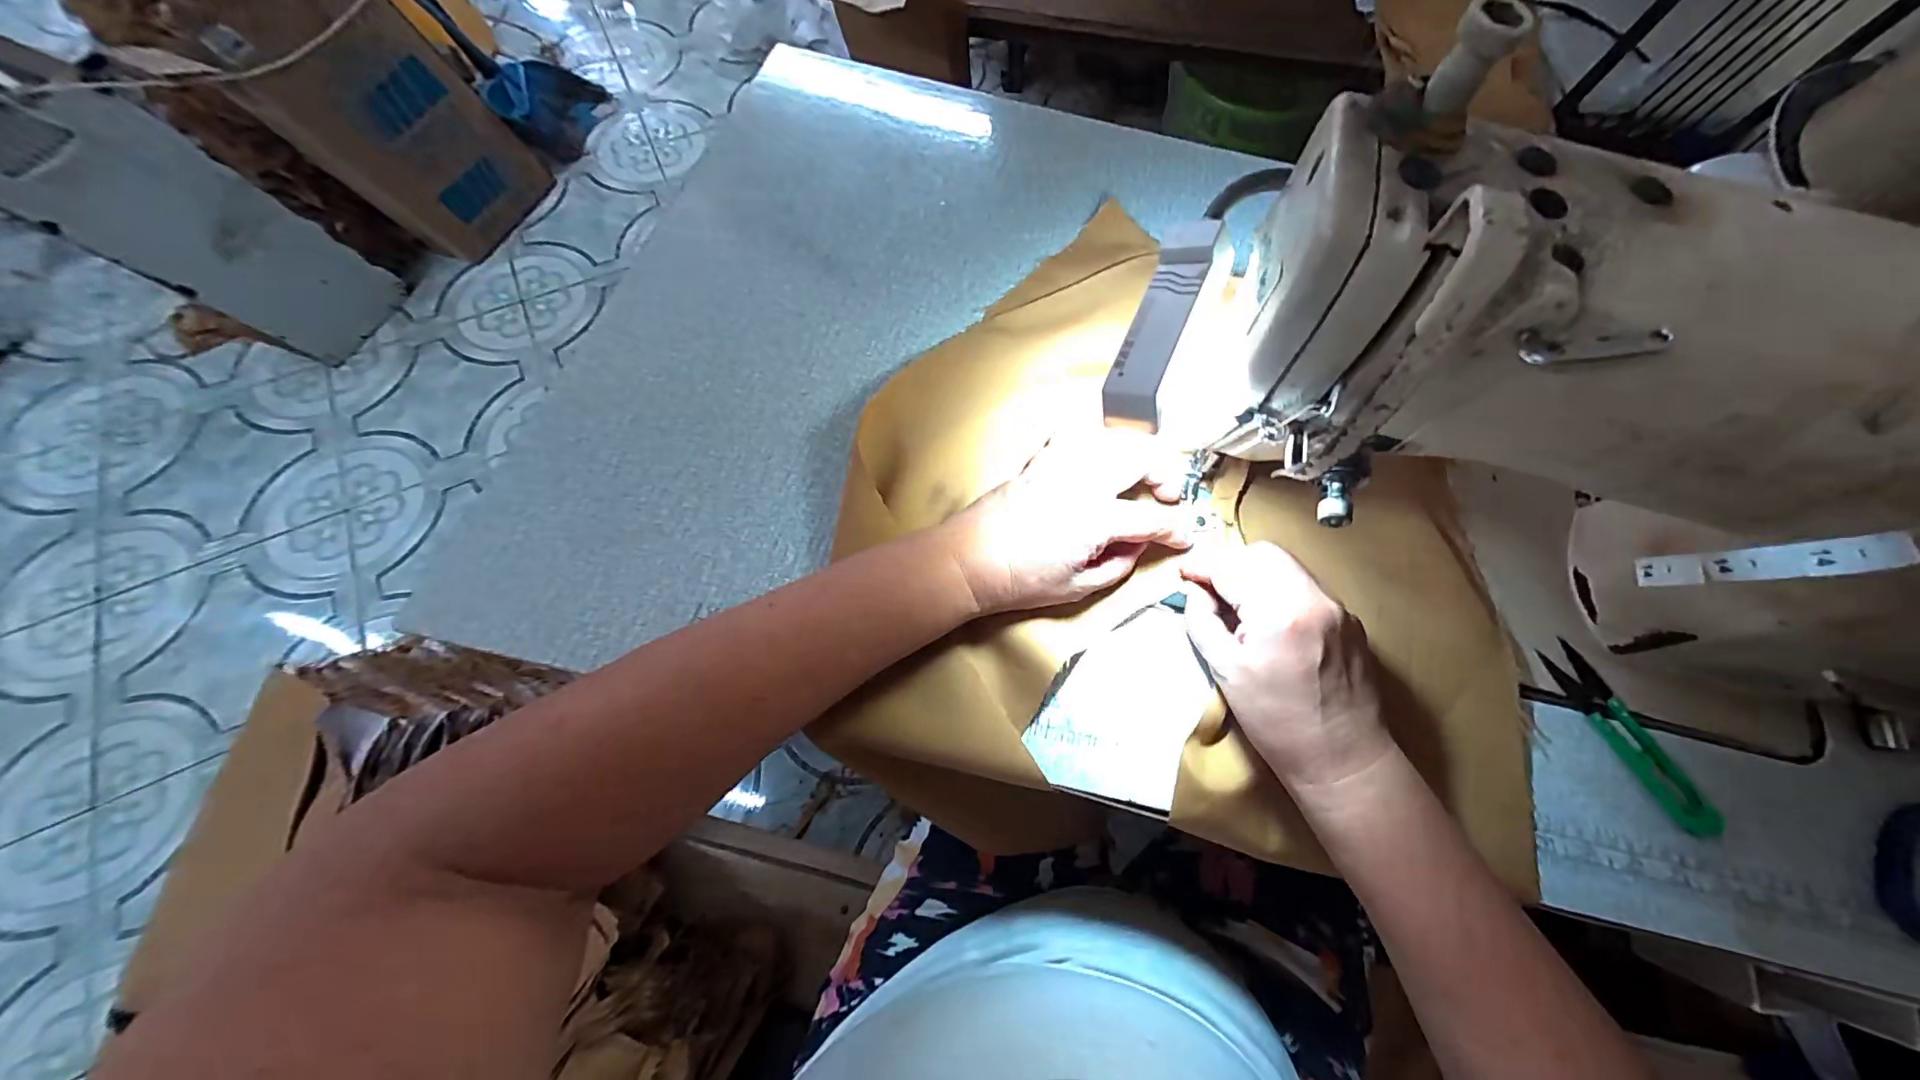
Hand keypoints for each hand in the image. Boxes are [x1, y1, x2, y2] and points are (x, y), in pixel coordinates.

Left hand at [933, 429, 1195, 614]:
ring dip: (1135, 452)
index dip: (1175, 529)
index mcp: (1096, 519)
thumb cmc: (1018, 580)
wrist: (968, 560)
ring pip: (1112, 438)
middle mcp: (1083, 482)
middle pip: (1142, 458)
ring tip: (1138, 472)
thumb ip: (1116, 565)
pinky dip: (1093, 435)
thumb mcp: (1076, 587)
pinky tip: (1098, 451)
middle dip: (1165, 474)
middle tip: (1167, 494)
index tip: (1183, 535)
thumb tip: (1136, 547)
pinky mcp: (1039, 461)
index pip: (1152, 519)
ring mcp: (1059, 466)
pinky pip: (1073, 434)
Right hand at [1181, 541, 1393, 790]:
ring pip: (1287, 567)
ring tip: (1236, 606)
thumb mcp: (1224, 671)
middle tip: (1208, 589)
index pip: (1233, 565)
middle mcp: (1315, 599)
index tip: (1183, 574)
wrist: (1343, 758)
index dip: (1202, 565)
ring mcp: (1338, 608)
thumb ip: (1202, 622)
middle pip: (1264, 554)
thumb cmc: (1276, 722)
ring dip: (1255, 576)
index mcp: (1281, 612)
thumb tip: (1195, 592)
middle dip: (1230, 564)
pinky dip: (1278, 592)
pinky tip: (1268, 623)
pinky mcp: (1349, 621)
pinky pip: (1305, 588)